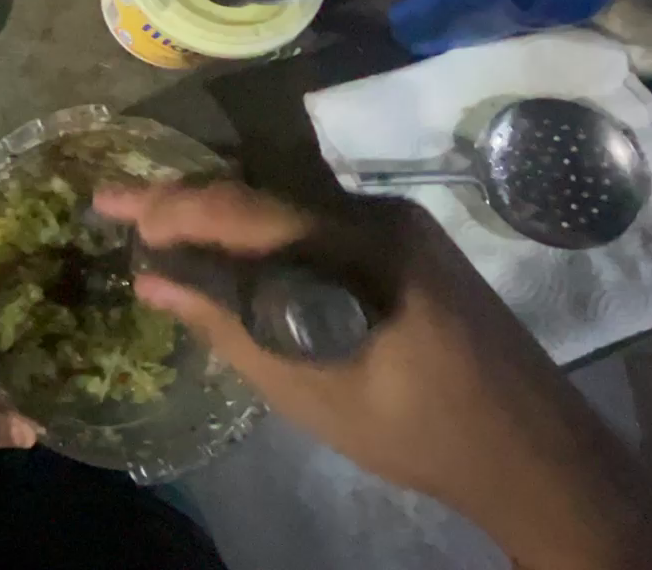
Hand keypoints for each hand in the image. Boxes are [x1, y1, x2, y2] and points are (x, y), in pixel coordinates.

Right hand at [95, 181, 651, 569]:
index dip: (165, 205)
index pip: (239, 208)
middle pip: (255, 193)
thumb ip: (222, 323)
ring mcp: (392, 217)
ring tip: (159, 228)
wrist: (542, 457)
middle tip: (124, 210)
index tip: (108, 202)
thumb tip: (148, 281)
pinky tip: (227, 246)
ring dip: (217, 214)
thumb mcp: (305, 390)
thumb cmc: (416, 432)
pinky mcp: (400, 232)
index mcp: (357, 249)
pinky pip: (307, 215)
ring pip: (279, 201)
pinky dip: (257, 227)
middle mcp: (374, 212)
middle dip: (182, 202)